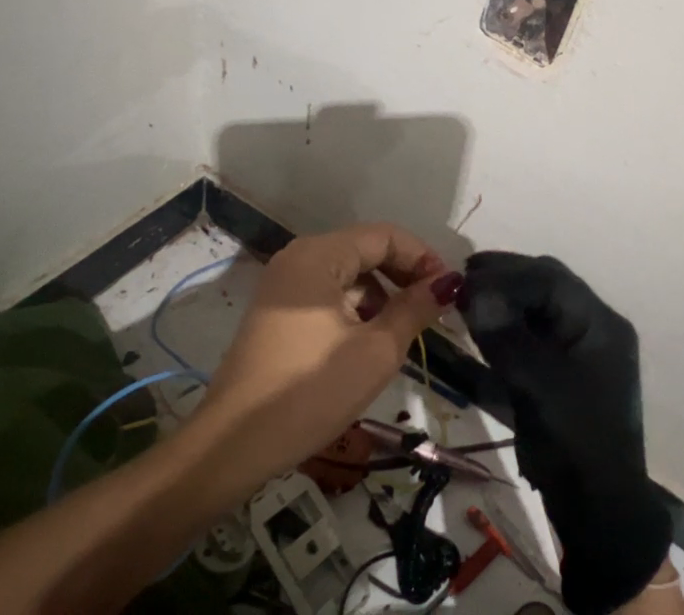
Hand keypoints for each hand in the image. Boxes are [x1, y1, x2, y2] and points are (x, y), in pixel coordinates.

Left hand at [196, 224, 460, 483]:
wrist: (234, 446)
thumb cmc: (311, 391)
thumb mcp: (376, 351)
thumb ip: (415, 309)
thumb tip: (447, 283)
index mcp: (318, 256)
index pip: (384, 236)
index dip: (422, 258)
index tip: (448, 292)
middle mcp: (297, 259)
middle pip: (365, 250)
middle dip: (404, 275)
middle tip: (435, 310)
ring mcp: (282, 286)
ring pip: (347, 274)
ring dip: (382, 295)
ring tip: (406, 331)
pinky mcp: (277, 314)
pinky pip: (327, 295)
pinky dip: (356, 309)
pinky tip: (371, 342)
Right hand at [460, 252, 670, 614]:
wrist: (599, 511)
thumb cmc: (574, 442)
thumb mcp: (536, 385)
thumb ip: (504, 335)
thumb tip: (471, 289)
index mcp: (600, 325)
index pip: (550, 280)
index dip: (506, 273)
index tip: (464, 276)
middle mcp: (596, 330)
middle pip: (548, 289)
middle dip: (506, 280)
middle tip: (463, 280)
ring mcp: (583, 354)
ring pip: (541, 311)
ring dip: (506, 302)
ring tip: (467, 300)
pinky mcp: (567, 378)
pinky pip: (537, 339)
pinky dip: (510, 330)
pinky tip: (483, 331)